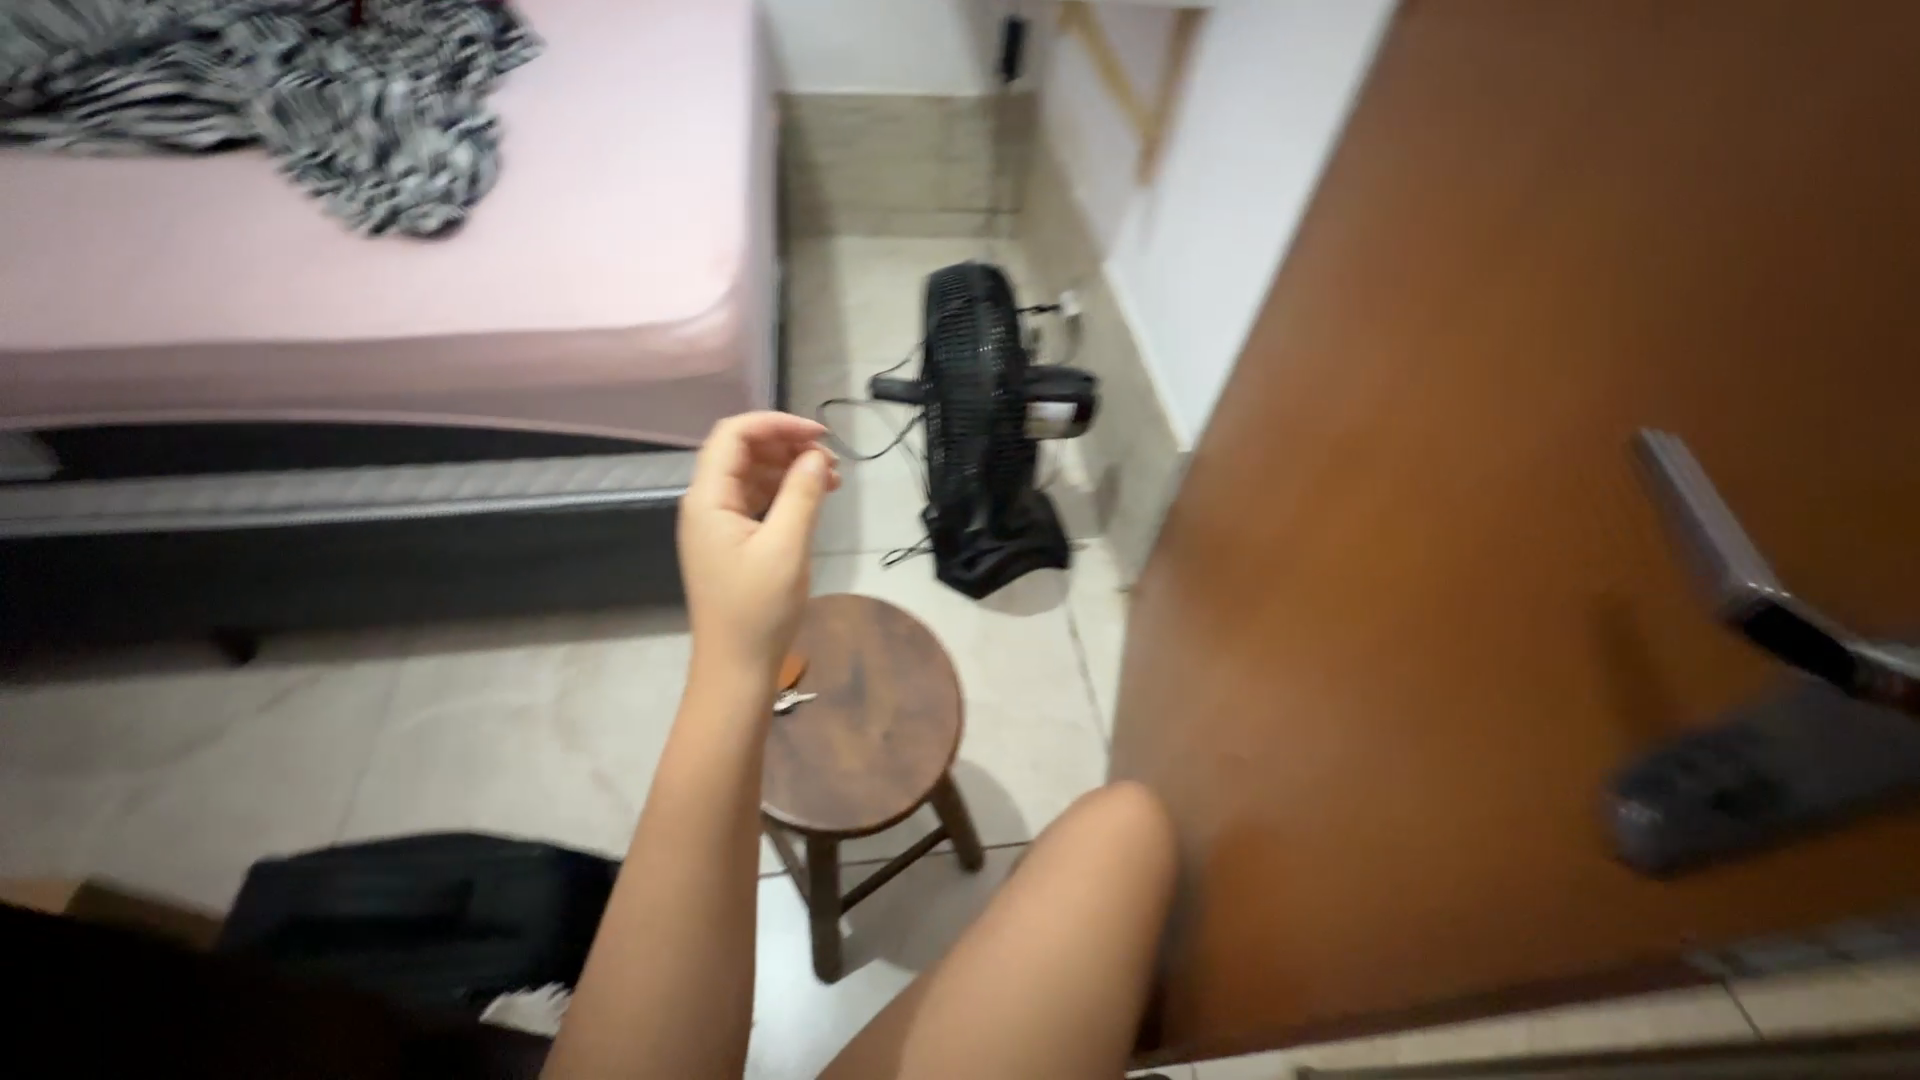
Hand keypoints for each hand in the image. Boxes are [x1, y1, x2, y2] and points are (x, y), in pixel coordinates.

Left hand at [678, 412, 841, 679]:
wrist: (736, 667)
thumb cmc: (758, 610)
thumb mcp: (787, 548)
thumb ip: (801, 494)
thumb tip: (817, 456)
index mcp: (708, 499)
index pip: (734, 434)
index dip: (777, 424)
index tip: (821, 436)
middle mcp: (706, 504)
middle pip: (743, 451)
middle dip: (788, 446)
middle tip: (832, 462)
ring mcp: (717, 524)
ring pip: (752, 475)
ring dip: (790, 470)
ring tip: (832, 481)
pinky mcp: (730, 542)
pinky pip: (756, 501)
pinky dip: (785, 494)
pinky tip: (814, 500)